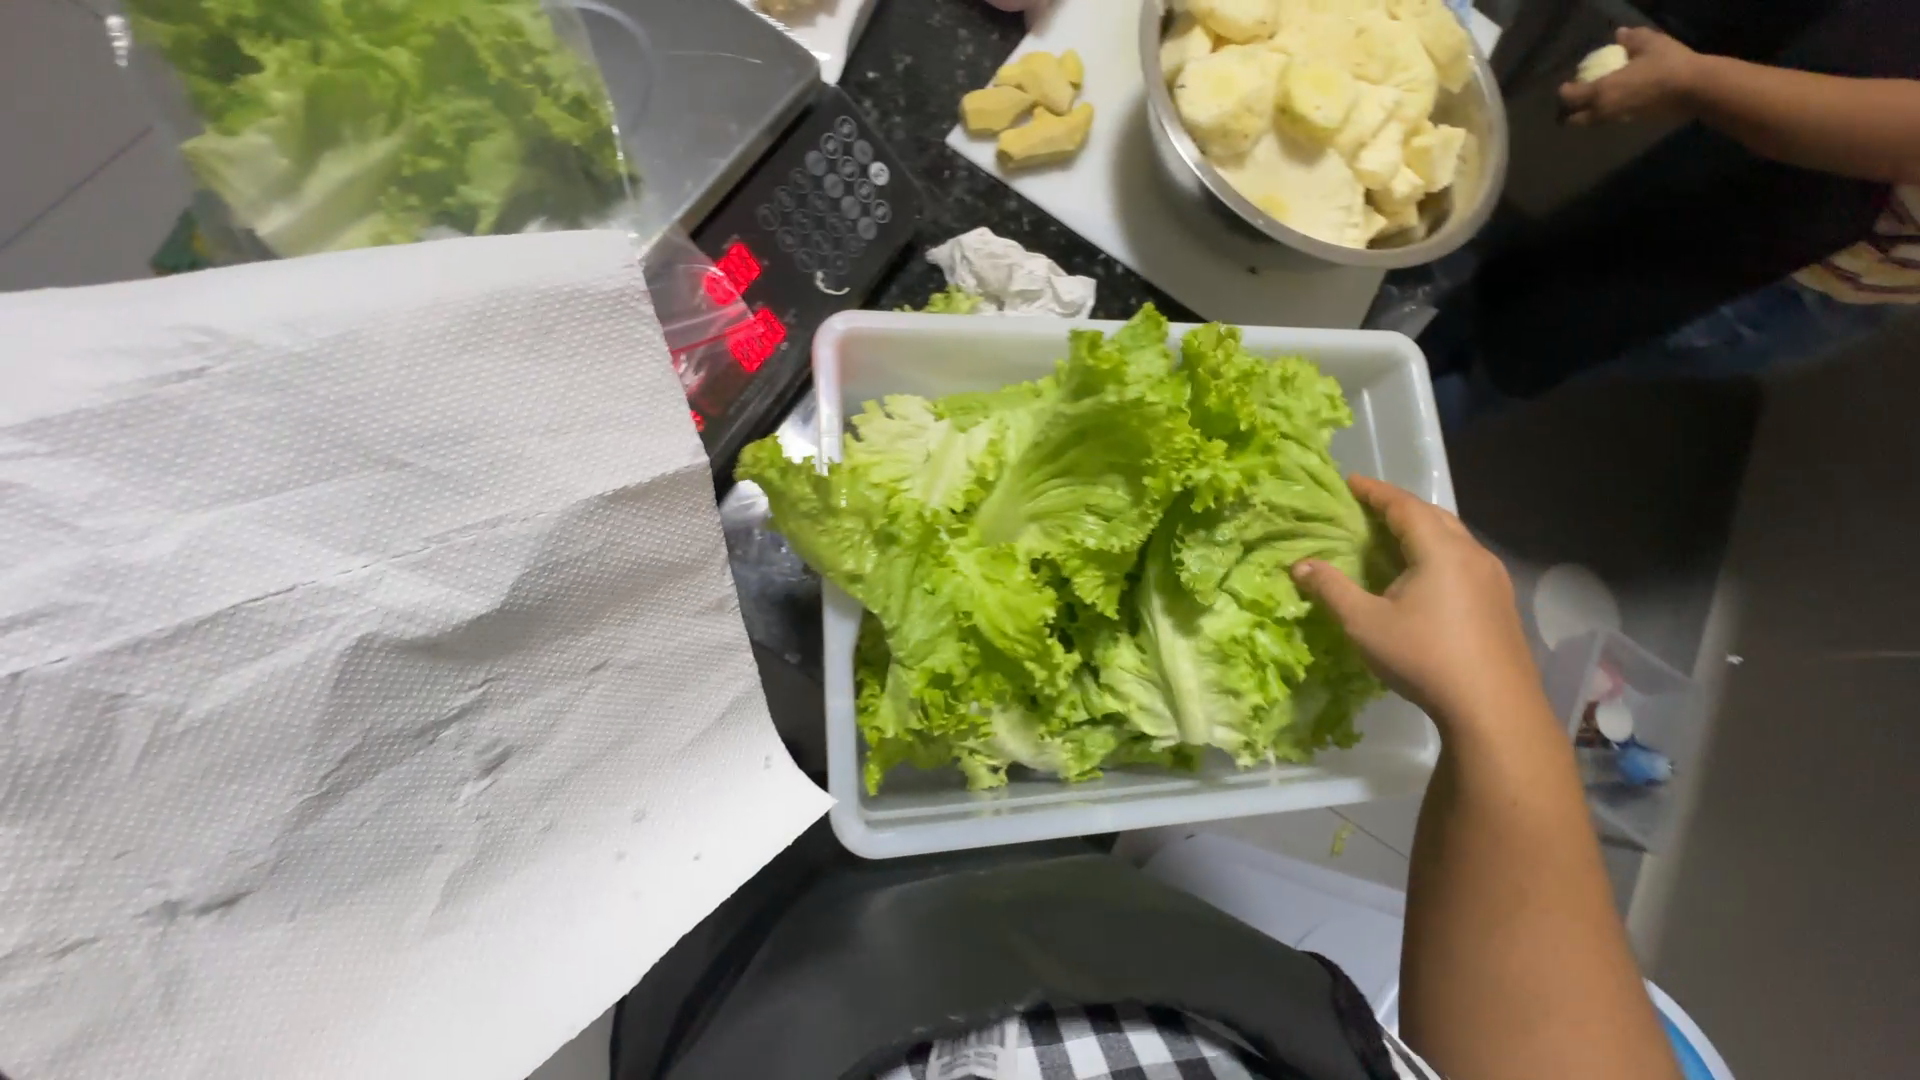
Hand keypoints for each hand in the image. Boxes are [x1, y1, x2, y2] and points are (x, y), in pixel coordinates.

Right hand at [1292, 476, 1540, 728]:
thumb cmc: (1423, 657)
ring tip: (1392, 537)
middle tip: (1367, 509)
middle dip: (1399, 507)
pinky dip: (1437, 552)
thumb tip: (1299, 565)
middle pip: (1433, 516)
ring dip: (1421, 529)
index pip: (1404, 506)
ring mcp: (1492, 579)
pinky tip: (1423, 574)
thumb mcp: (1363, 623)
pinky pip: (1464, 560)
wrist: (1493, 707)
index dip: (1374, 492)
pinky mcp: (1499, 602)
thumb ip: (1330, 589)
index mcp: (1440, 551)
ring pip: (1453, 538)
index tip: (1349, 482)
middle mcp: (1472, 555)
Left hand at [1559, 27, 1702, 125]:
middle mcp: (1601, 109)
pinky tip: (1612, 105)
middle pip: (1574, 119)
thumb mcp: (1651, 44)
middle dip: (1569, 112)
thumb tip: (1620, 33)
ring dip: (1585, 116)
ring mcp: (1614, 119)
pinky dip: (1603, 116)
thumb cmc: (1668, 64)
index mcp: (1601, 90)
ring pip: (1589, 123)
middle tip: (1574, 102)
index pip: (1570, 97)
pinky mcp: (1627, 123)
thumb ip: (1632, 39)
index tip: (1565, 86)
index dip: (1564, 92)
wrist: (1692, 88)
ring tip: (1590, 105)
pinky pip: (1607, 122)